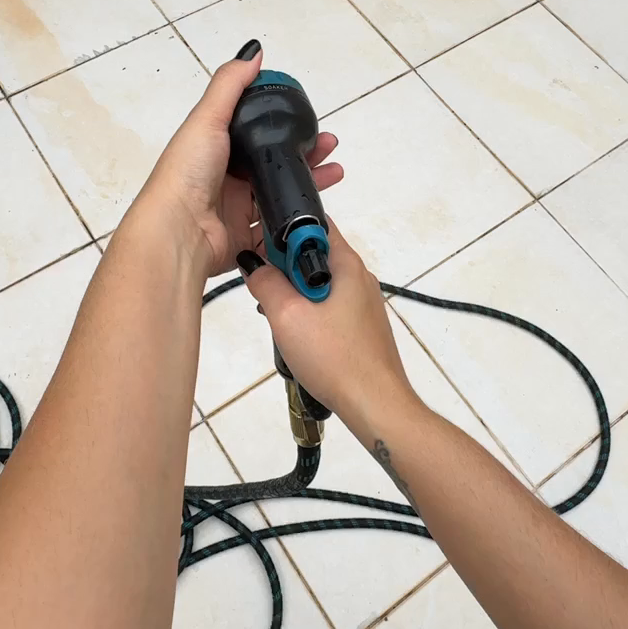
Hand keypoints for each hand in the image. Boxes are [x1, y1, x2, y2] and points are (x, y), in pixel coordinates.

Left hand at [125, 41, 342, 278]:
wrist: (178, 232)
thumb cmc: (188, 172)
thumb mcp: (207, 119)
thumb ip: (230, 86)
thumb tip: (254, 51)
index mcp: (214, 147)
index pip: (254, 131)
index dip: (282, 123)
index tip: (309, 118)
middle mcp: (225, 176)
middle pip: (272, 161)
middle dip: (304, 153)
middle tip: (330, 147)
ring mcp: (235, 208)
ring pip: (279, 191)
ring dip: (308, 182)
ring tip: (335, 172)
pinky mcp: (245, 237)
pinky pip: (276, 226)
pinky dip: (297, 217)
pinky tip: (318, 208)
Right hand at [236, 225, 421, 434]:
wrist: (375, 404)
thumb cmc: (332, 355)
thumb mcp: (287, 316)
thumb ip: (265, 283)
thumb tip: (252, 263)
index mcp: (346, 263)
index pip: (313, 223)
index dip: (281, 231)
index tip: (258, 254)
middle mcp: (359, 276)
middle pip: (313, 254)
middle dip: (283, 268)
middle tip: (264, 294)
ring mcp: (364, 303)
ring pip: (319, 283)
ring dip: (294, 296)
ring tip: (278, 321)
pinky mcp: (364, 326)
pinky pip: (330, 306)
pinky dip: (310, 314)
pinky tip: (300, 339)